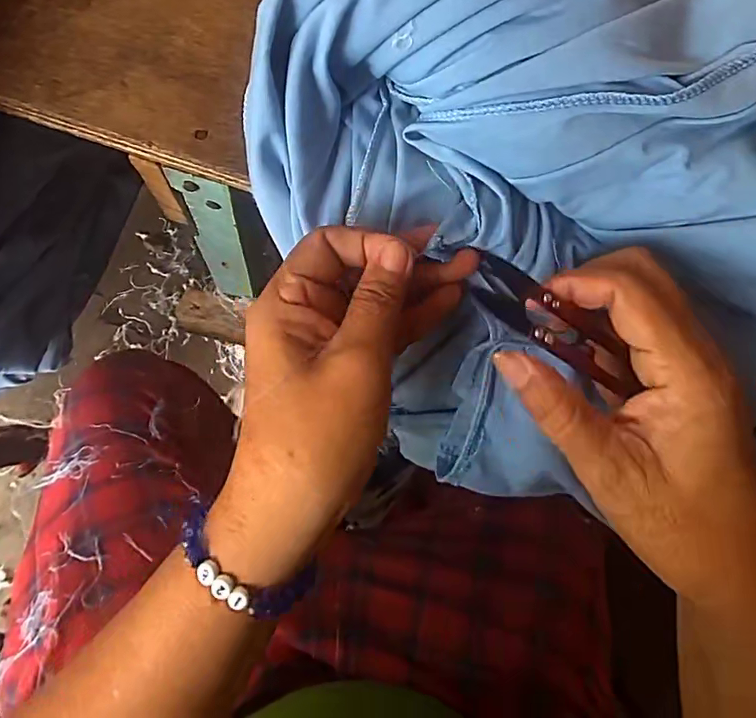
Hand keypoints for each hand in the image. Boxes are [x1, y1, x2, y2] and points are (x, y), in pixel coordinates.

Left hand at [208, 226, 478, 582]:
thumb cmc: (318, 433)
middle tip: (458, 253)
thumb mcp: (355, 360)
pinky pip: (380, 328)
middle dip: (406, 262)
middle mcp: (304, 310)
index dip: (372, 243)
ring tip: (467, 269)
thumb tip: (398, 247)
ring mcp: (327, 338)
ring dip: (417, 287)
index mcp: (287, 300)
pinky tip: (448, 300)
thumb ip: (378, 300)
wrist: (292, 512)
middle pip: (357, 270)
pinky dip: (411, 317)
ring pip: (375, 299)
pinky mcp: (347, 363)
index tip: (414, 255)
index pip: (328, 245)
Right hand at [491, 247, 755, 609]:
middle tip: (545, 311)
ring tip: (556, 326)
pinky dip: (610, 315)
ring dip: (598, 293)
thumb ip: (555, 408)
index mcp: (688, 375)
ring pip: (649, 288)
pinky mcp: (693, 368)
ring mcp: (702, 358)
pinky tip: (582, 348)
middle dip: (589, 277)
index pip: (634, 291)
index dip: (579, 282)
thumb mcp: (604, 470)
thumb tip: (506, 356)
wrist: (736, 566)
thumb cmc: (673, 524)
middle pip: (647, 273)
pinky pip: (650, 316)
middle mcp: (703, 353)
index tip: (534, 303)